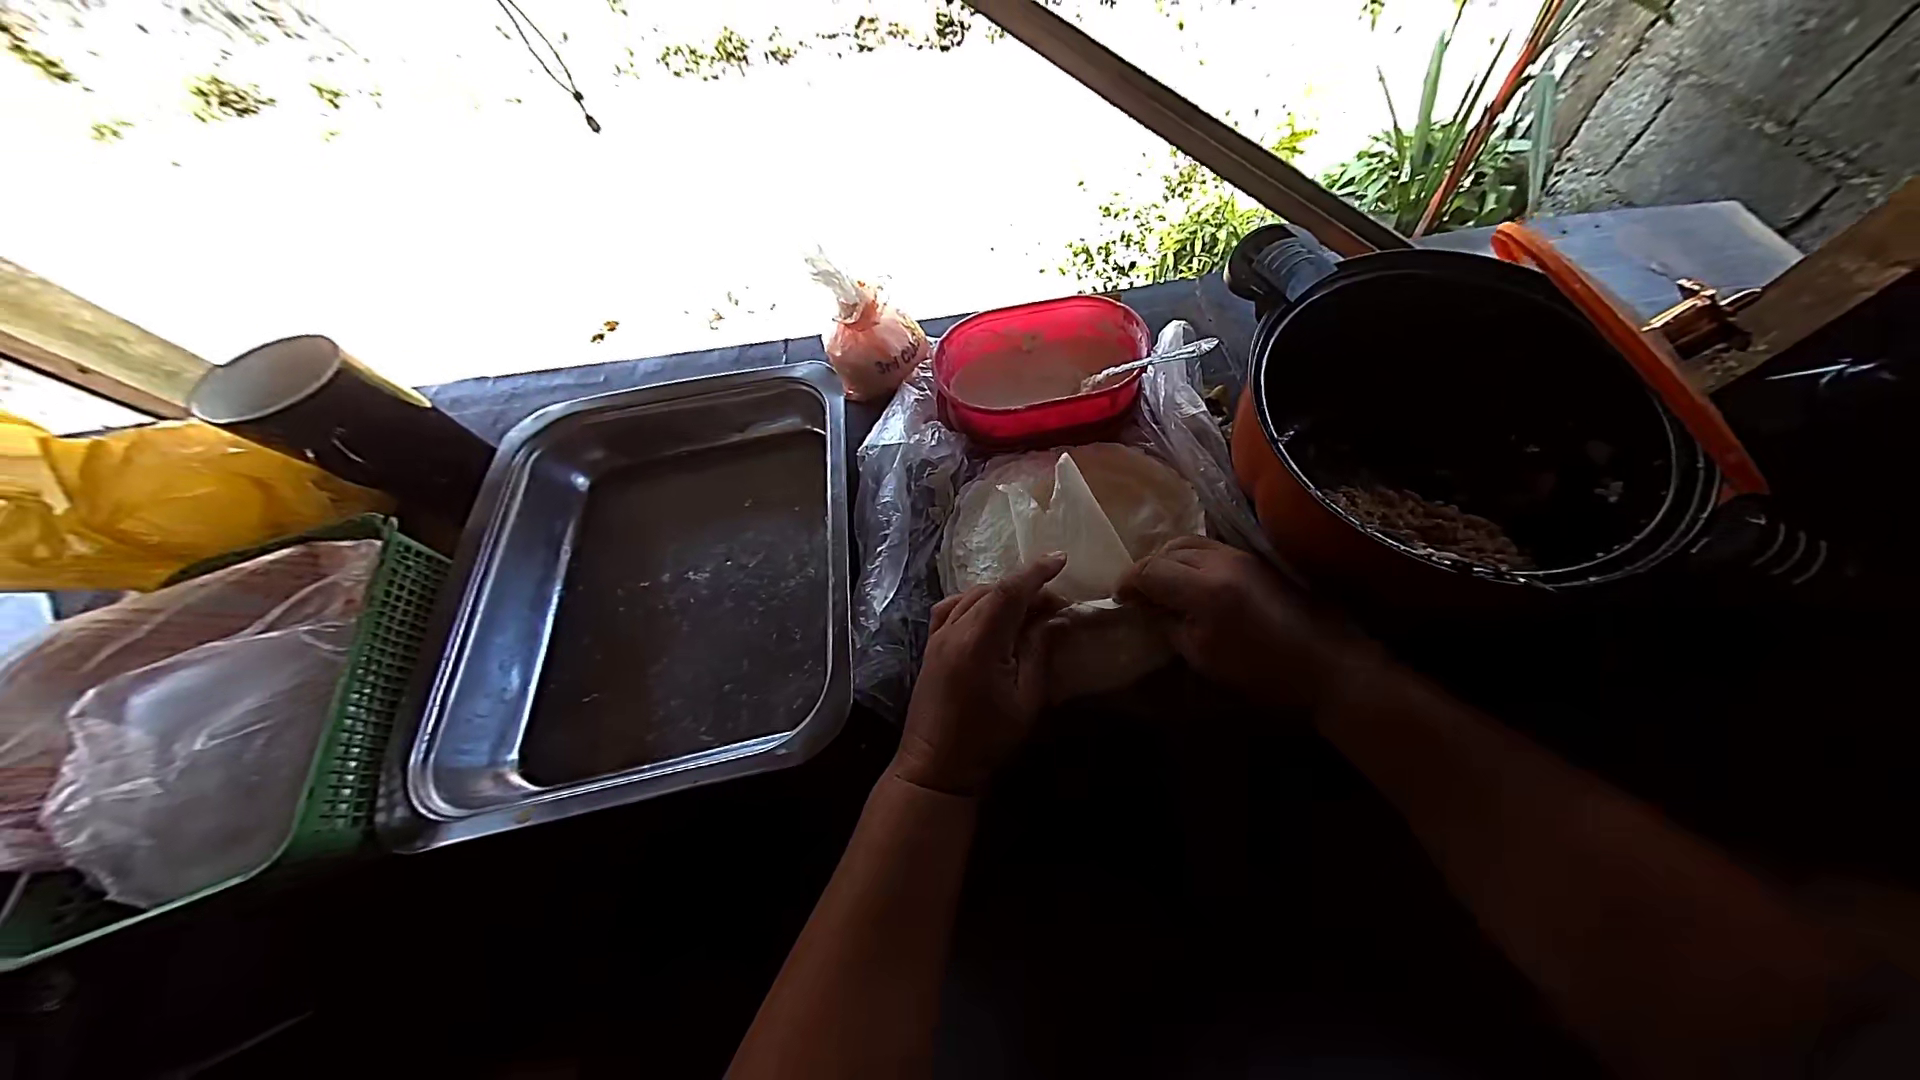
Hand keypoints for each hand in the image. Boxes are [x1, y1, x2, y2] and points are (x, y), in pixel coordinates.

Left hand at [894, 555, 1067, 796]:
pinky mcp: (930, 645)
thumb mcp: (1026, 700)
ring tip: (1028, 606)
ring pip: (971, 596)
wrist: (935, 765)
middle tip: (1054, 602)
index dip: (1037, 572)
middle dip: (1025, 586)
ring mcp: (937, 636)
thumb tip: (1055, 620)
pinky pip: (951, 608)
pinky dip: (974, 601)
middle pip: (992, 590)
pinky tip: (989, 611)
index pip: (1010, 591)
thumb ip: (1039, 652)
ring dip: (1001, 592)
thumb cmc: (987, 739)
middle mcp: (954, 630)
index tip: (1061, 559)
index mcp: (979, 642)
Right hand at [1116, 536, 1373, 709]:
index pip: (1150, 570)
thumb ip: (1169, 625)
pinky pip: (1208, 547)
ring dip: (1166, 560)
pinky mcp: (1255, 558)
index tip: (1120, 599)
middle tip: (1137, 594)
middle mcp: (1221, 561)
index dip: (1127, 583)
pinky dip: (1188, 558)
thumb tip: (1149, 608)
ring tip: (1160, 585)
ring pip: (1187, 542)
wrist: (1328, 665)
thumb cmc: (1263, 671)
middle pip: (1166, 550)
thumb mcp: (1203, 656)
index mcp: (1205, 589)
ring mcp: (1241, 555)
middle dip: (1145, 570)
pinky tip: (1188, 580)